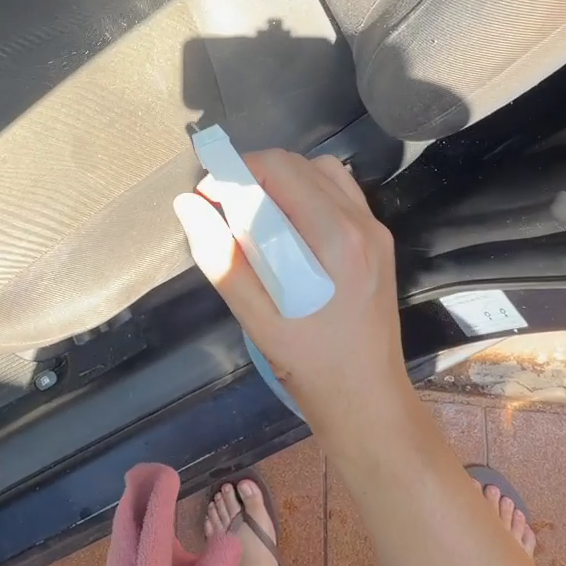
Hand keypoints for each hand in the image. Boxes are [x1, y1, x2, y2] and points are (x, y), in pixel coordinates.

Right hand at [172, 150, 409, 426]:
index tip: (206, 199)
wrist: (368, 402)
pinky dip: (305, 193)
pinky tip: (287, 228)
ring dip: (279, 181)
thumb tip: (187, 205)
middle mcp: (360, 222)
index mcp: (334, 238)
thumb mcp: (256, 317)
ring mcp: (374, 228)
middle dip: (251, 175)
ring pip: (319, 171)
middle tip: (222, 210)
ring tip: (253, 216)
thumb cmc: (310, 365)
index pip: (277, 169)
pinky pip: (337, 192)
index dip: (232, 172)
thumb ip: (220, 256)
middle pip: (296, 163)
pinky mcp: (377, 240)